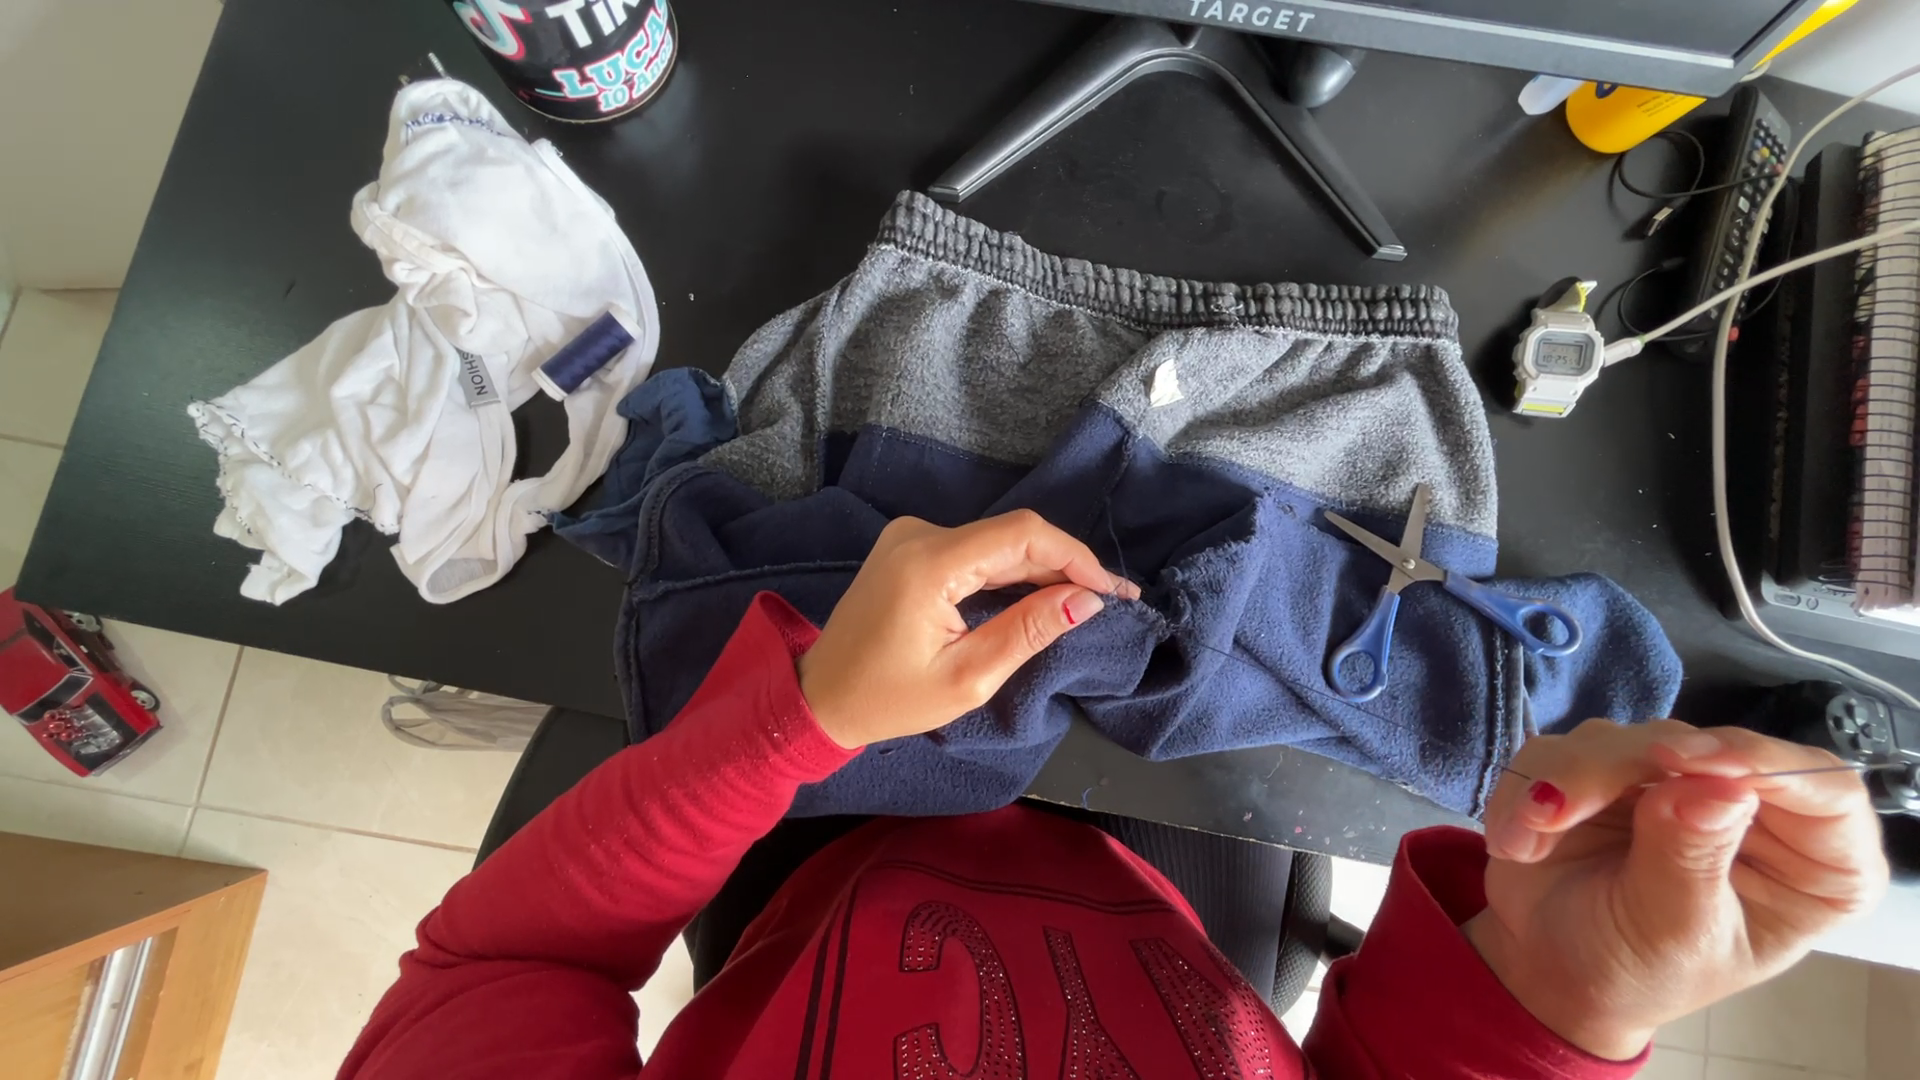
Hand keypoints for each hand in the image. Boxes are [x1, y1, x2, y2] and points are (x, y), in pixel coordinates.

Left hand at [796, 510, 1137, 748]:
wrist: (820, 695)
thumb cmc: (888, 699)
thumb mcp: (967, 677)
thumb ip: (1027, 630)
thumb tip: (1086, 599)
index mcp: (929, 563)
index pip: (1021, 535)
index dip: (1074, 557)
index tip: (1112, 591)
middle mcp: (919, 534)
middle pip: (1011, 536)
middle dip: (1065, 565)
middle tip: (1112, 599)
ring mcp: (912, 536)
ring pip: (996, 542)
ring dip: (1041, 568)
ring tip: (1087, 598)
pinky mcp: (911, 547)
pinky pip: (975, 550)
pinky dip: (1010, 571)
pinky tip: (1042, 591)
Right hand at [1464, 719, 1888, 1060]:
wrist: (1548, 964)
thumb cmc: (1634, 969)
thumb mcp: (1671, 930)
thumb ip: (1689, 859)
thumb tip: (1719, 789)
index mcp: (1800, 860)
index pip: (1817, 786)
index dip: (1757, 760)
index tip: (1683, 760)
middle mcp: (1731, 806)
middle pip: (1682, 746)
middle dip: (1602, 774)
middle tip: (1549, 814)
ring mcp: (1654, 782)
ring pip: (1605, 741)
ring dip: (1551, 787)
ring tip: (1520, 847)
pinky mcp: (1587, 772)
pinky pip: (1548, 752)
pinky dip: (1518, 793)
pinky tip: (1514, 843)